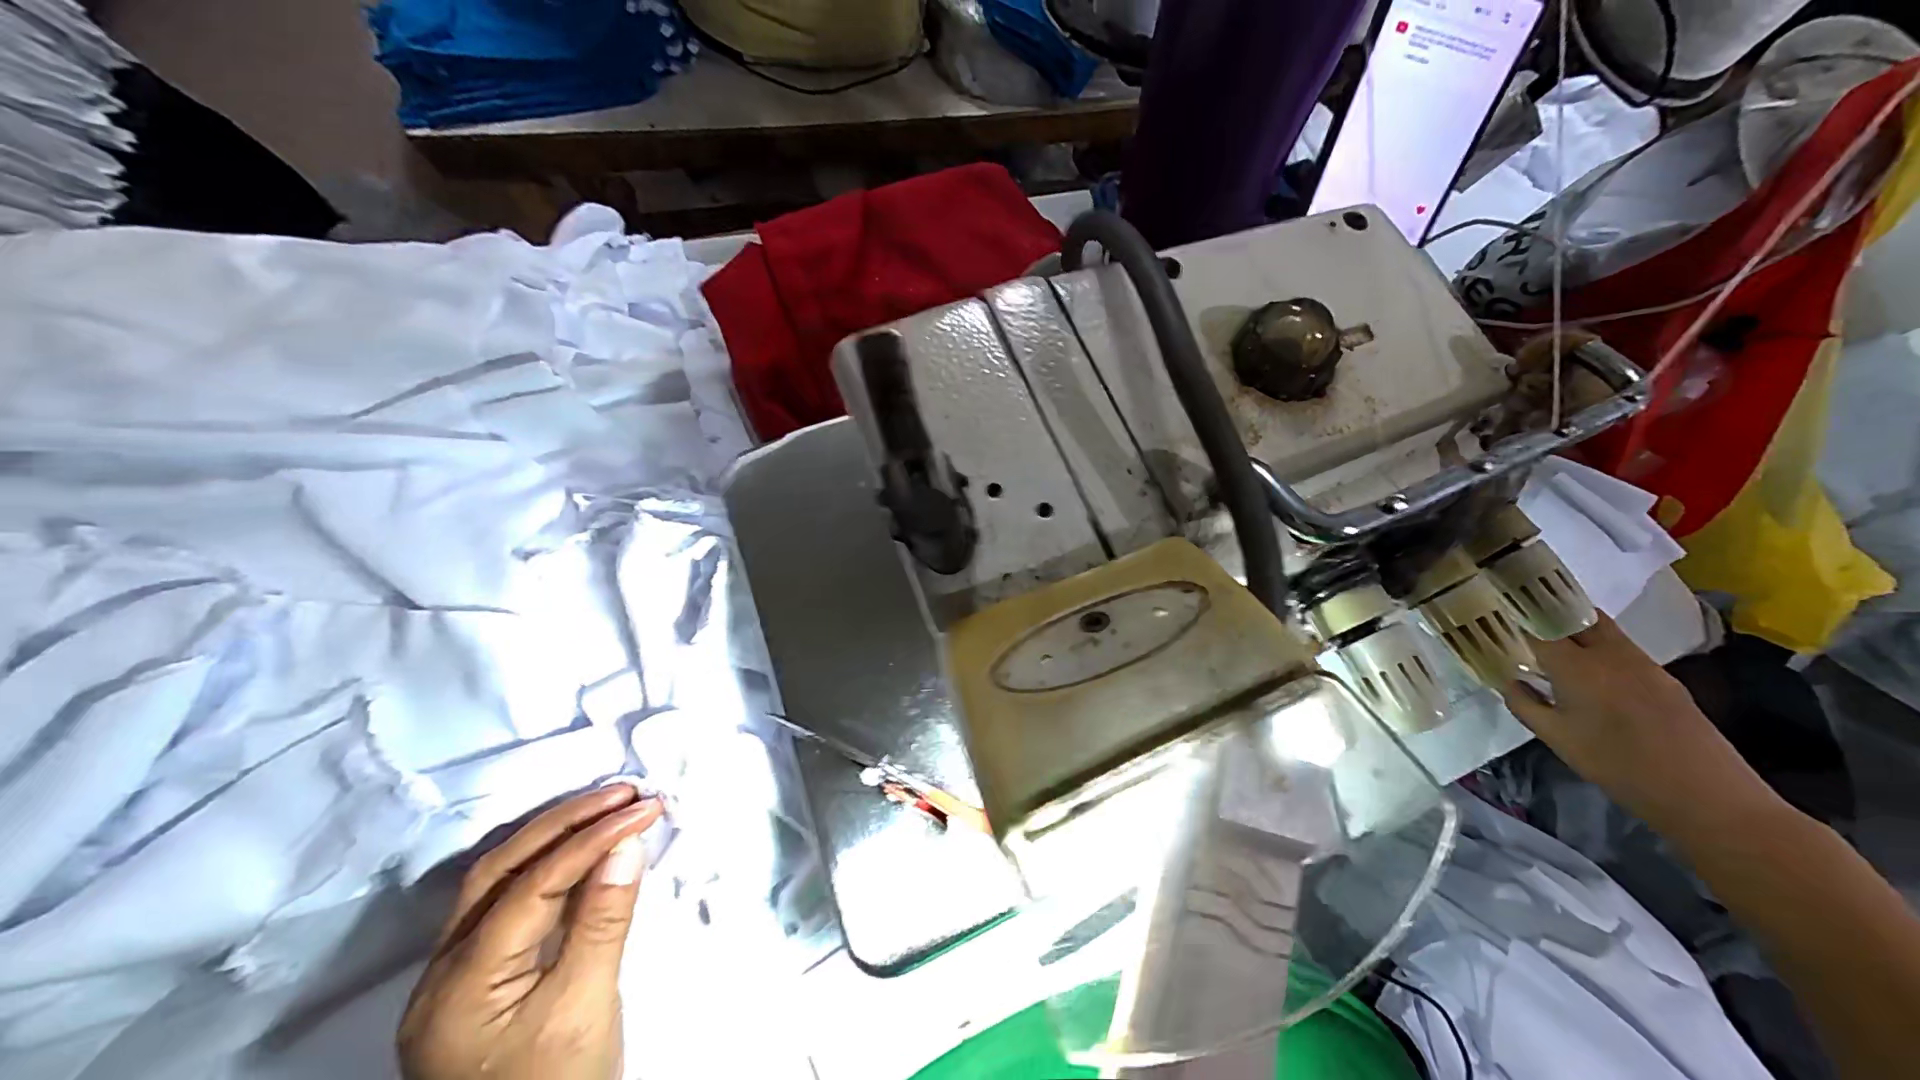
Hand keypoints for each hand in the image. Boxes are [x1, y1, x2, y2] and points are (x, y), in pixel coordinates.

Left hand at [399, 785, 662, 1079]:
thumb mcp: (585, 1008)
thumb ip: (602, 921)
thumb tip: (627, 842)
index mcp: (460, 982)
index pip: (531, 884)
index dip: (591, 838)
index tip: (645, 808)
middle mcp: (443, 970)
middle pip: (501, 870)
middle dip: (566, 823)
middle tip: (625, 794)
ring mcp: (457, 976)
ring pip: (499, 883)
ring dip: (555, 838)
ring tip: (609, 809)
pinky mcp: (481, 981)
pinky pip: (510, 905)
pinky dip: (550, 868)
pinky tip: (584, 854)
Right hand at [1498, 615, 1785, 843]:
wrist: (1705, 794)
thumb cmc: (1616, 764)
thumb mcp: (1556, 738)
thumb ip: (1524, 704)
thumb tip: (1509, 681)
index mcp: (1577, 665)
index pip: (1538, 627)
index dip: (1515, 619)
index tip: (1495, 618)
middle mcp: (1611, 654)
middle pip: (1577, 615)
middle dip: (1549, 612)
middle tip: (1523, 620)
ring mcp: (1644, 664)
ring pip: (1603, 630)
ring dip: (1576, 629)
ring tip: (1551, 644)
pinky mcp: (1664, 679)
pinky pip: (1622, 650)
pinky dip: (1599, 649)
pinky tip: (1590, 672)